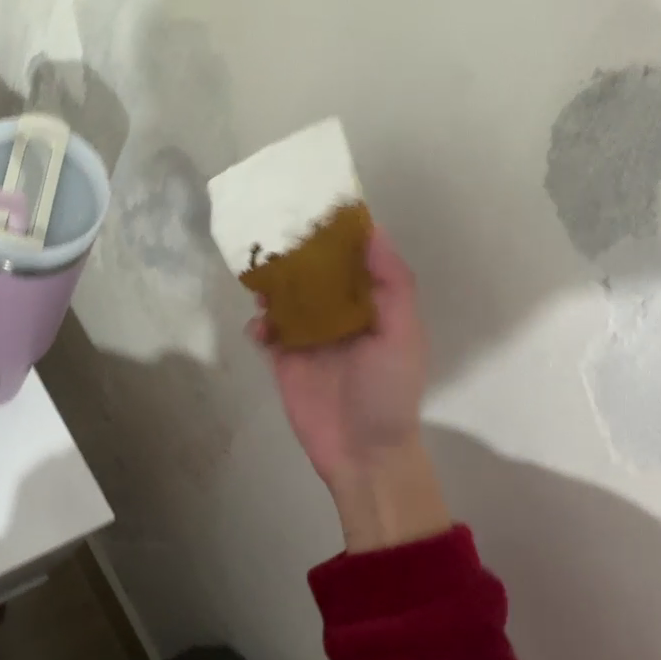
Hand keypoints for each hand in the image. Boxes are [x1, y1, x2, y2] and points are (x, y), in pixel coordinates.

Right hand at [250, 228, 449, 550]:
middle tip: (276, 233)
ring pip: (287, 299)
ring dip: (273, 285)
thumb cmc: (389, 392)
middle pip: (315, 275)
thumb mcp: (402, 333)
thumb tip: (372, 232)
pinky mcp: (284, 361)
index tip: (319, 207)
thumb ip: (390, 284)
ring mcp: (309, 338)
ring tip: (260, 274)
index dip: (339, 235)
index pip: (355, 260)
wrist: (363, 452)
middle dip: (297, 255)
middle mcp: (340, 315)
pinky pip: (267, 333)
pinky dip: (259, 324)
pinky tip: (258, 324)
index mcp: (373, 305)